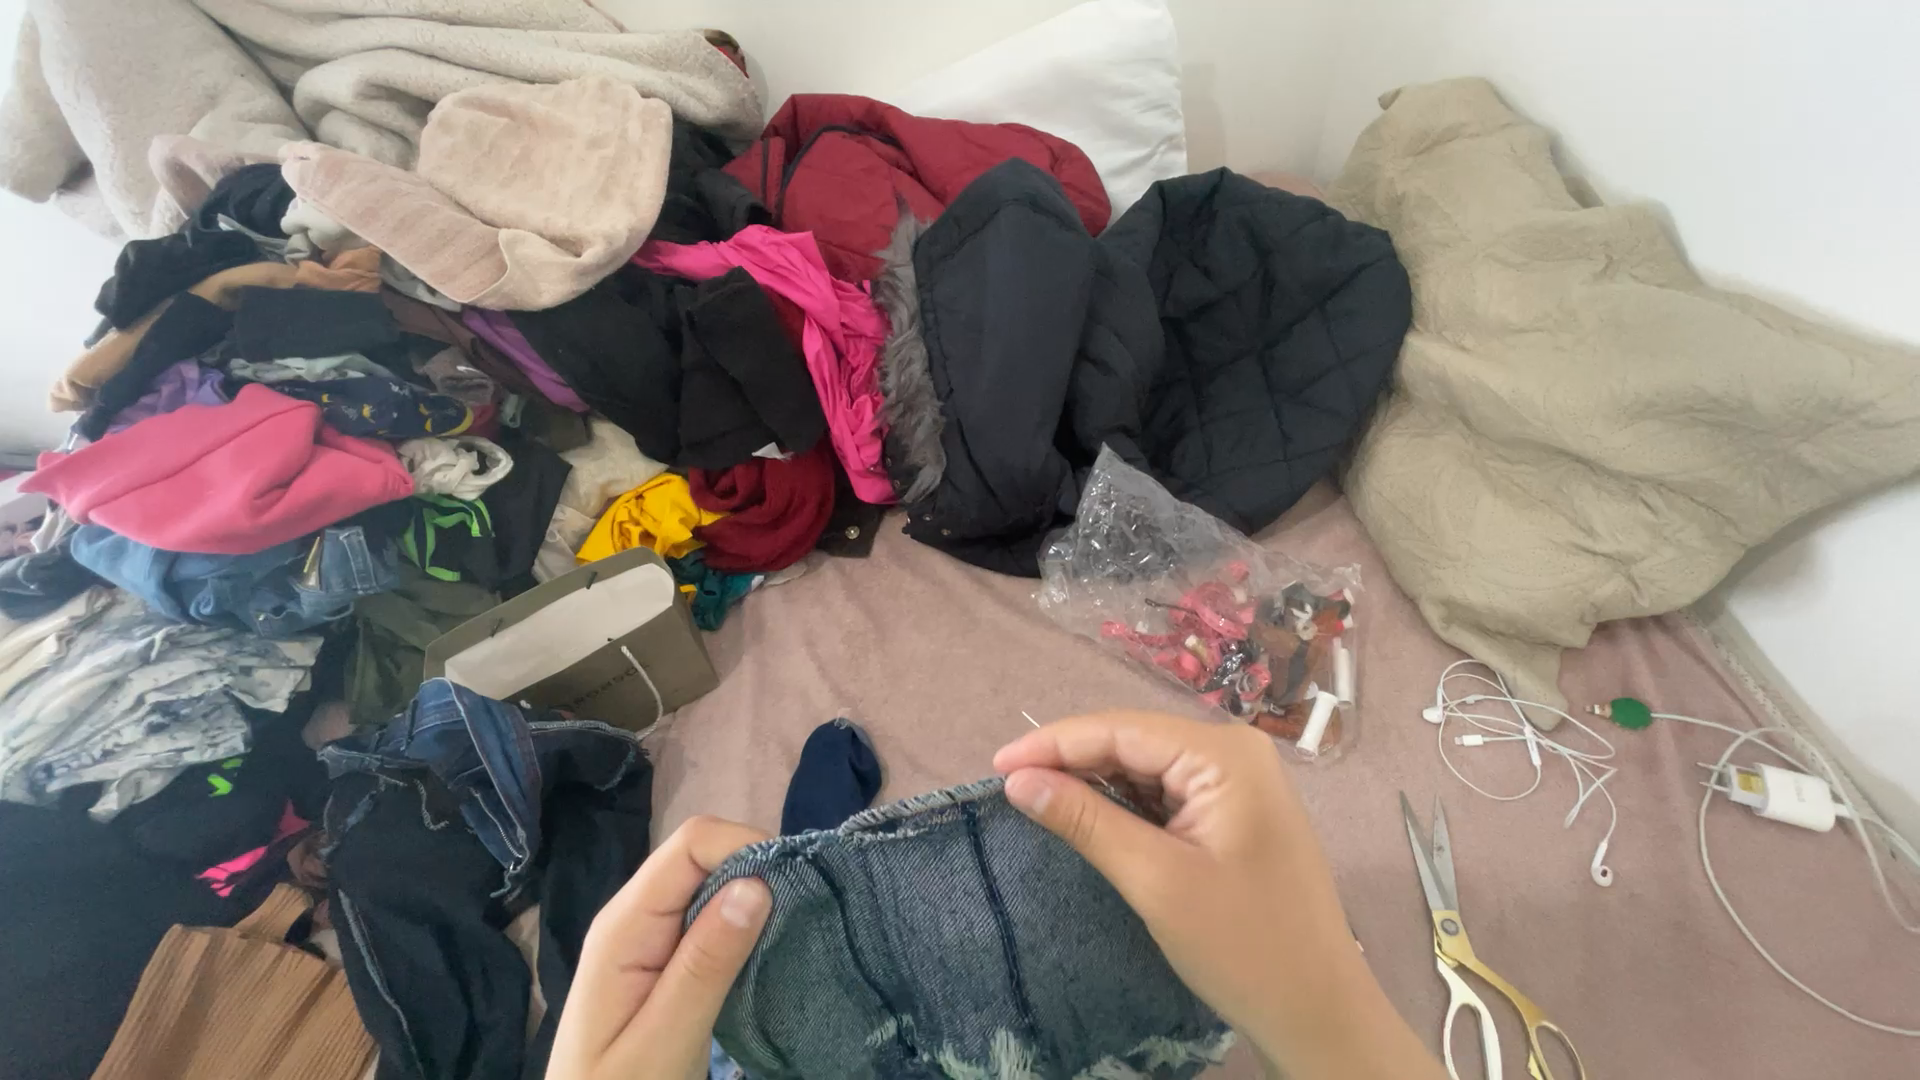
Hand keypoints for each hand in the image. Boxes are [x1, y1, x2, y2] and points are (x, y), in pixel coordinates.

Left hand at [545, 816, 772, 1079]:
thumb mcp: (663, 1043)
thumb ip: (705, 965)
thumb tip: (757, 883)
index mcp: (626, 923)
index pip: (692, 843)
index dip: (744, 847)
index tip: (791, 884)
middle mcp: (636, 914)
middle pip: (703, 853)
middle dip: (756, 867)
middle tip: (800, 909)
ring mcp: (650, 933)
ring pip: (711, 880)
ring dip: (755, 893)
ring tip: (791, 926)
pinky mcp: (666, 955)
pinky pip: (711, 913)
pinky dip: (746, 918)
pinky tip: (767, 944)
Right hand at [994, 711, 1442, 1079]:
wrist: (1321, 1015)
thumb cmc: (1244, 946)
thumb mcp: (1155, 880)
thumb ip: (1085, 820)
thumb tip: (1017, 779)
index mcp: (1224, 754)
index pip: (1120, 730)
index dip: (1053, 742)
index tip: (997, 765)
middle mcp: (1232, 750)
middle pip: (1131, 739)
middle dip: (1071, 760)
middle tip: (1011, 783)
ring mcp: (1236, 777)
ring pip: (1144, 763)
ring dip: (1094, 779)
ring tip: (1039, 795)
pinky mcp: (1231, 806)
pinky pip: (1163, 787)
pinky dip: (1122, 800)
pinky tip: (1090, 811)